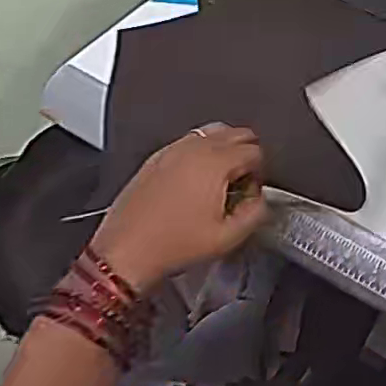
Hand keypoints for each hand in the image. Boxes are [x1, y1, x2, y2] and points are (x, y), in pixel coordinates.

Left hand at [88, 123, 268, 290]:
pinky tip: (196, 180)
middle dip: (247, 155)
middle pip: (237, 133)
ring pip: (213, 132)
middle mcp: (194, 148)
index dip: (260, 173)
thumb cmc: (171, 245)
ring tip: (221, 179)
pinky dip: (201, 152)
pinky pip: (189, 142)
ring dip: (225, 150)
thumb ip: (257, 212)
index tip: (252, 193)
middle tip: (242, 183)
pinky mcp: (156, 158)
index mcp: (215, 162)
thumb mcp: (229, 237)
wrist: (126, 253)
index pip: (255, 152)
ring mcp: (172, 150)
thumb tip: (260, 200)